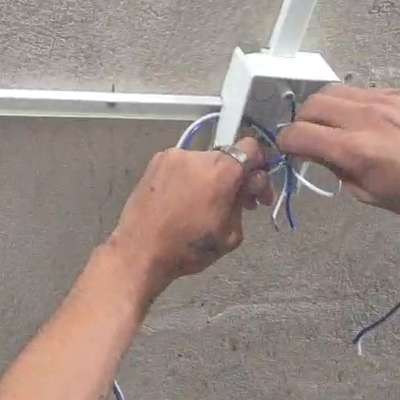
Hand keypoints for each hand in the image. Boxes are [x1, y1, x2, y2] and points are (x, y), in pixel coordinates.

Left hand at [102, 139, 271, 301]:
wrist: (140, 251)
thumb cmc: (189, 248)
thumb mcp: (232, 233)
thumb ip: (243, 201)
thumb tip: (246, 187)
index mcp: (221, 171)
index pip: (250, 148)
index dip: (258, 166)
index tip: (255, 188)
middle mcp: (197, 155)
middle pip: (227, 156)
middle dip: (235, 176)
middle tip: (237, 201)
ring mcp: (173, 155)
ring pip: (204, 161)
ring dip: (211, 178)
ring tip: (205, 203)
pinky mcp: (155, 162)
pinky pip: (183, 165)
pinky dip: (190, 177)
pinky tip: (184, 199)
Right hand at [276, 85, 399, 245]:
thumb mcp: (368, 194)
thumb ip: (335, 167)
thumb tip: (315, 151)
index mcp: (356, 150)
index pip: (298, 134)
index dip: (286, 143)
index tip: (290, 150)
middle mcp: (367, 118)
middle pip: (312, 105)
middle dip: (304, 122)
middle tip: (312, 137)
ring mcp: (388, 100)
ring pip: (336, 90)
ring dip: (327, 108)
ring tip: (338, 125)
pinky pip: (367, 91)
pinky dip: (358, 105)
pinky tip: (373, 122)